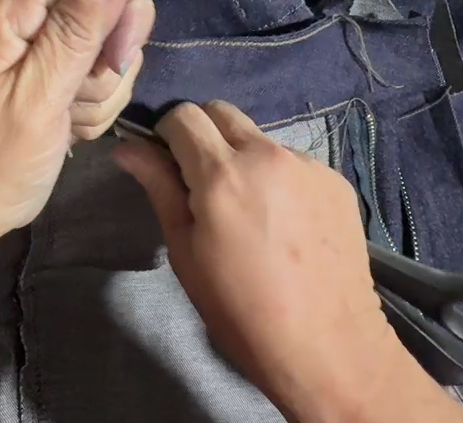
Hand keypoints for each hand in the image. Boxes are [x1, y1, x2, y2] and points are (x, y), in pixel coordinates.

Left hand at [0, 0, 154, 264]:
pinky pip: (99, 72)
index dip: (121, 6)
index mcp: (11, 7)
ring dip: (101, 89)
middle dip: (111, 55)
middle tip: (80, 97)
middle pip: (108, 0)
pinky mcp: (51, 71)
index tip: (115, 61)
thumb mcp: (34, 101)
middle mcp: (25, 12)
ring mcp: (38, 42)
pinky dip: (94, 104)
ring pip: (109, 42)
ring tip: (64, 121)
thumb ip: (74, 32)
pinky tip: (67, 129)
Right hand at [113, 101, 462, 422]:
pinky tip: (286, 222)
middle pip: (220, 111)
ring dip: (242, 156)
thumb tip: (127, 146)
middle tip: (202, 180)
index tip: (168, 163)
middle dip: (202, 133)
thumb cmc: (241, 309)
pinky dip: (278, 177)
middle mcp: (265, 154)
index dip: (167, 134)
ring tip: (251, 209)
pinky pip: (292, 161)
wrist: (331, 351)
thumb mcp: (185, 251)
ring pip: (258, 136)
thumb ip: (158, 186)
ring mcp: (306, 164)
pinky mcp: (335, 179)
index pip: (182, 115)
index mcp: (221, 172)